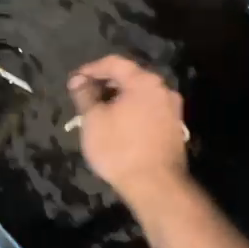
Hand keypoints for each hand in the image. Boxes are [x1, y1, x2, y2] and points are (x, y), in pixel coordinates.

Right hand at [68, 55, 189, 205]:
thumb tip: (78, 80)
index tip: (74, 81)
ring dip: (119, 98)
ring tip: (99, 111)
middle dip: (105, 83)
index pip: (114, 63)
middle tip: (85, 96)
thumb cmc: (119, 148)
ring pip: (140, 94)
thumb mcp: (94, 120)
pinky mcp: (174, 127)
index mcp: (144, 81)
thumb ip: (84, 95)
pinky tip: (118, 125)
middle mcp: (163, 89)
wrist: (155, 184)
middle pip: (130, 77)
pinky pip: (148, 109)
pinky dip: (131, 110)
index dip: (90, 69)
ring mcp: (172, 109)